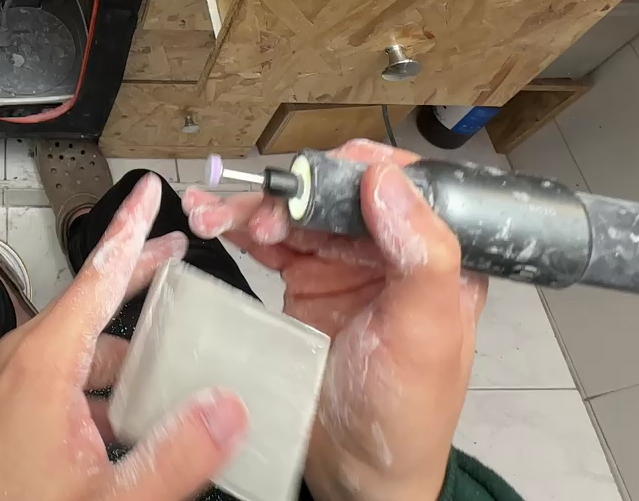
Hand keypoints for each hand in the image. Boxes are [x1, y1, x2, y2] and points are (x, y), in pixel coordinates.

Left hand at [0, 174, 250, 500]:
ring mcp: (20, 381)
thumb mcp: (111, 495)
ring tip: (176, 348)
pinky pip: (72, 376)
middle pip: (95, 299)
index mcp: (45, 356)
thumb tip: (228, 409)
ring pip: (87, 345)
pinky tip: (139, 411)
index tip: (148, 189)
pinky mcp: (18, 407)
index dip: (130, 226)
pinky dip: (108, 382)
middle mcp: (28, 354)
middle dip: (139, 271)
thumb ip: (175, 453)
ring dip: (129, 344)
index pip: (100, 273)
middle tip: (178, 248)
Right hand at [182, 140, 485, 500]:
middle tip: (260, 217)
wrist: (353, 470)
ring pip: (292, 210)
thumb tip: (385, 177)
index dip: (356, 168)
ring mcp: (339, 261)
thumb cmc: (404, 412)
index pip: (401, 184)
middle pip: (331, 192)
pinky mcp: (302, 276)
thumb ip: (420, 255)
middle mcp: (384, 249)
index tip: (315, 178)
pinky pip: (265, 238)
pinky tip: (208, 219)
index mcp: (431, 254)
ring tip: (210, 216)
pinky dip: (234, 225)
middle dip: (288, 193)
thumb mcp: (424, 335)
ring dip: (248, 206)